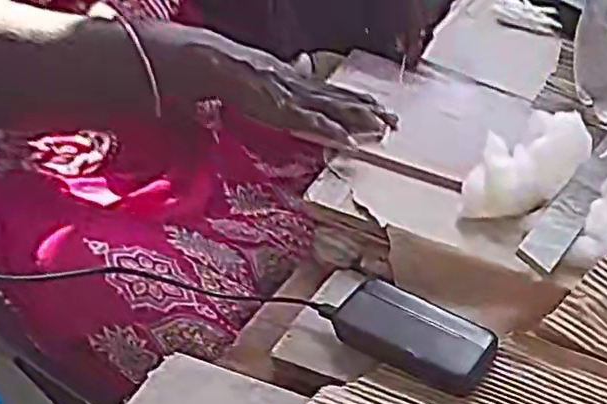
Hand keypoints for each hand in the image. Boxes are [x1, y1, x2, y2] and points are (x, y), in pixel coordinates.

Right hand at [139, 22, 393, 141]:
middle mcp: (303, 88)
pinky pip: (313, 124)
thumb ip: (291, 70)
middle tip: (395, 121)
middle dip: (371, 111)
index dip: (360, 100)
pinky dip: (332, 132)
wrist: (211, 61)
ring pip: (335, 110)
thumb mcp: (272, 70)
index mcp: (300, 82)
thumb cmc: (237, 70)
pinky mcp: (285, 111)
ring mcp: (296, 99)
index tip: (381, 107)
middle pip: (343, 100)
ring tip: (381, 127)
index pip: (336, 91)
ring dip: (359, 119)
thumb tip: (304, 60)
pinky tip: (349, 140)